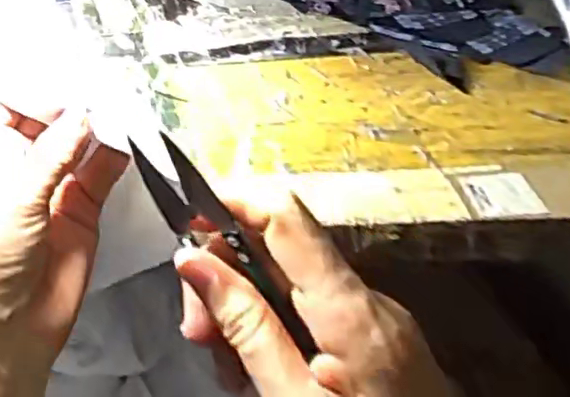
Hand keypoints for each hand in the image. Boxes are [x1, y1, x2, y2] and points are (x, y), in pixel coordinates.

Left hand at [0, 107, 127, 396]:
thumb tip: (77, 117)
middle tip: (97, 87)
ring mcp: (56, 185)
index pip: (13, 110)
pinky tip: (127, 140)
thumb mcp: (19, 199)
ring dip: (97, 128)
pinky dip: (115, 157)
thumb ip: (51, 158)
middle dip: (70, 106)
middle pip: (50, 124)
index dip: (35, 93)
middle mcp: (25, 165)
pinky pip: (100, 174)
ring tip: (118, 108)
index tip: (62, 79)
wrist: (16, 320)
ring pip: (79, 146)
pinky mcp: (83, 208)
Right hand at [175, 192, 451, 396]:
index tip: (186, 230)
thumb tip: (189, 257)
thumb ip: (246, 326)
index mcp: (353, 312)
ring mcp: (383, 327)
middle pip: (274, 250)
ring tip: (225, 361)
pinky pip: (310, 310)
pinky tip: (258, 365)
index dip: (227, 203)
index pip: (282, 214)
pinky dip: (272, 325)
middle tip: (196, 329)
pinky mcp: (384, 349)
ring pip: (285, 281)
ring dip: (241, 305)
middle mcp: (372, 305)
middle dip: (223, 274)